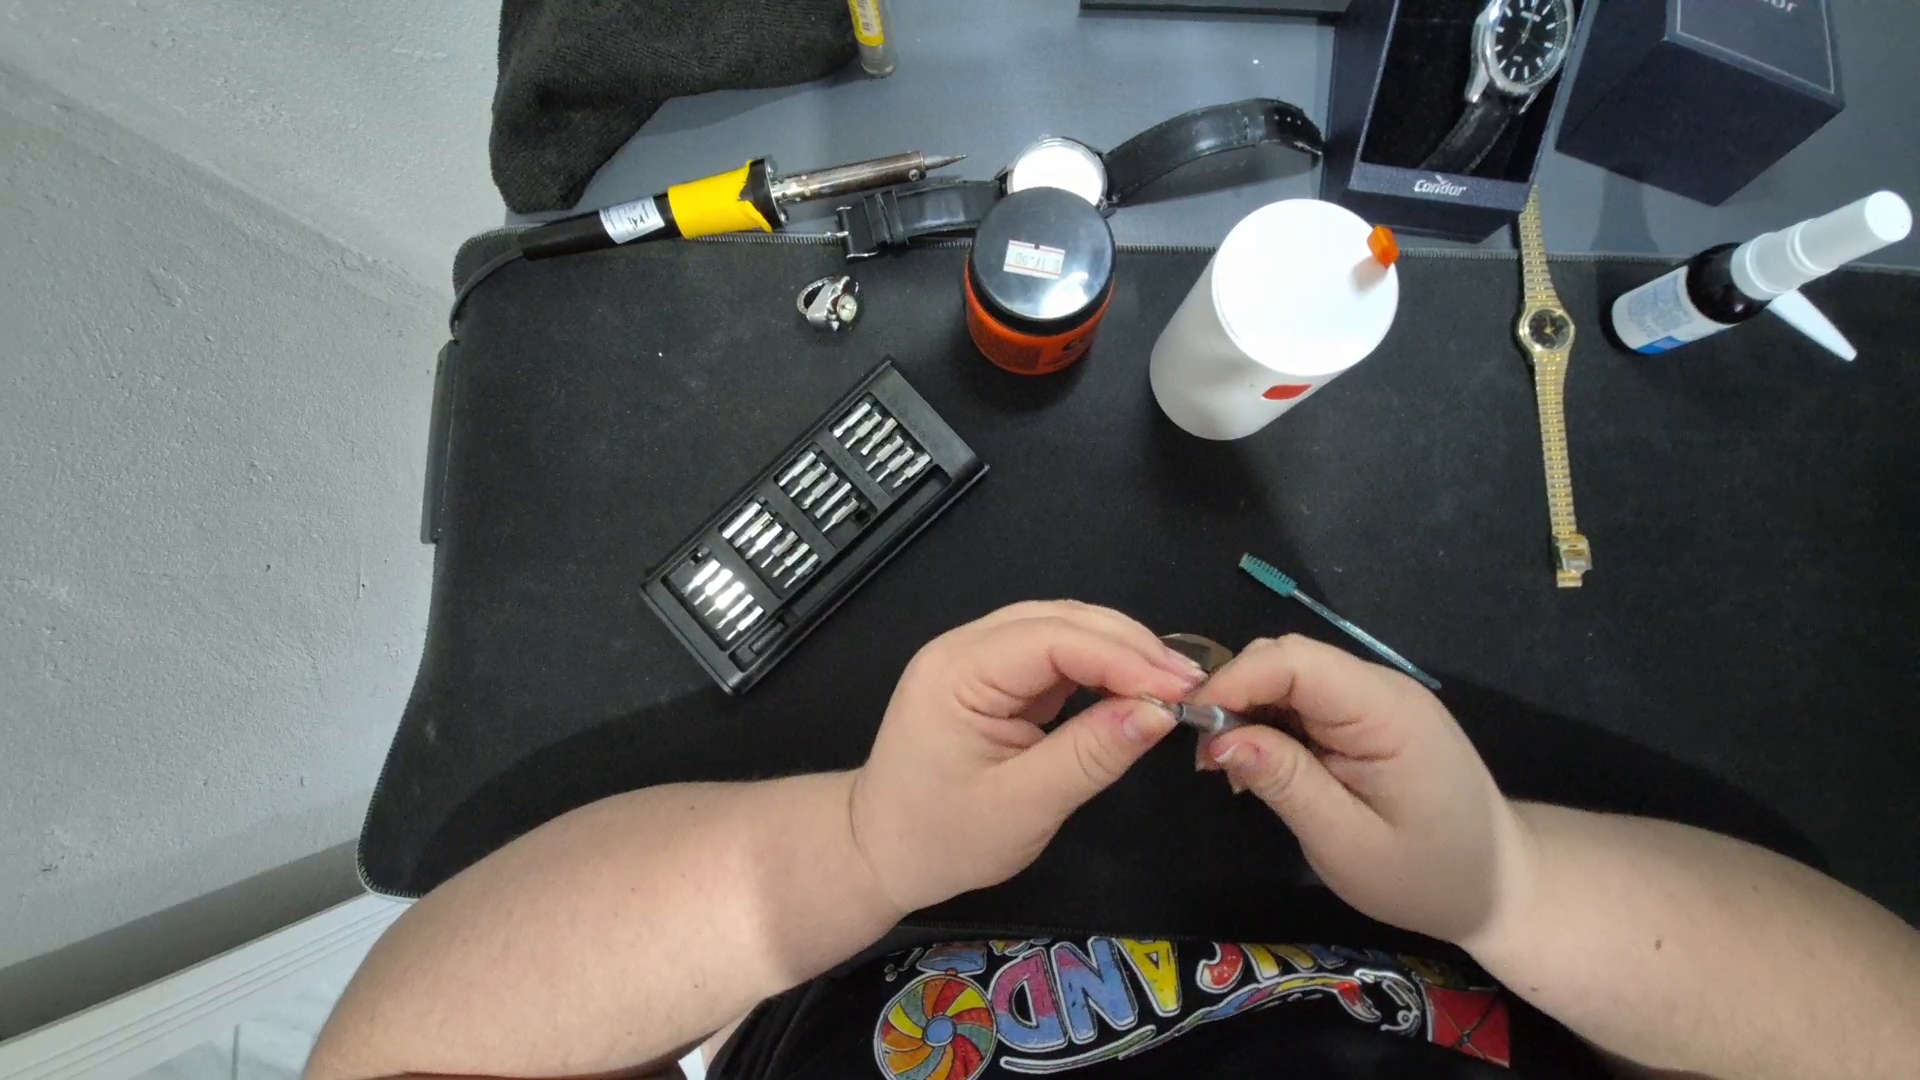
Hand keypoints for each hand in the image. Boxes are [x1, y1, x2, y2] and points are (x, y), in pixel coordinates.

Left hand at [849, 601, 1205, 914]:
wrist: (880, 848)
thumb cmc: (942, 836)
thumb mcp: (1023, 805)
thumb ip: (1091, 754)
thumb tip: (1160, 713)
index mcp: (958, 670)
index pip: (1052, 639)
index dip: (1123, 657)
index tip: (1183, 688)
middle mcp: (964, 647)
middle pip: (1057, 619)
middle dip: (1127, 644)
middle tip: (1189, 682)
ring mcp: (976, 657)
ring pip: (1058, 628)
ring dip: (1117, 649)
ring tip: (1171, 681)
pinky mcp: (991, 675)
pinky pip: (1051, 654)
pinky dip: (1096, 666)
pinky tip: (1130, 685)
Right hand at [1190, 635, 1526, 945]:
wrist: (1502, 888)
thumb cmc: (1428, 876)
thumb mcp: (1347, 843)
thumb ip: (1284, 783)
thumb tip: (1216, 740)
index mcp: (1386, 711)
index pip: (1295, 661)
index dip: (1236, 679)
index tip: (1193, 722)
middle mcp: (1378, 687)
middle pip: (1284, 658)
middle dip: (1233, 693)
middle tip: (1206, 754)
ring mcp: (1371, 696)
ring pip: (1284, 674)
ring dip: (1245, 710)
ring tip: (1229, 766)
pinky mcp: (1361, 712)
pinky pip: (1298, 697)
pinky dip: (1265, 721)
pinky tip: (1259, 762)